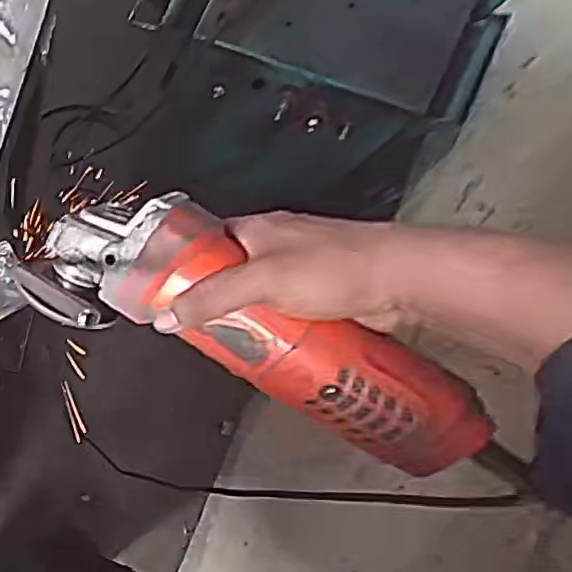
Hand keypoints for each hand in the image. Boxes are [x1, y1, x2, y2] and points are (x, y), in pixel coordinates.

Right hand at [156, 212, 413, 334]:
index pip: (204, 245)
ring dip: (242, 319)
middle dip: (211, 303)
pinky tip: (266, 342)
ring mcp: (295, 273)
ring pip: (251, 299)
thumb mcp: (260, 280)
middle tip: (198, 323)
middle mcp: (274, 247)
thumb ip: (210, 298)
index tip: (166, 291)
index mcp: (256, 229)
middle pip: (224, 277)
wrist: (406, 282)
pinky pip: (277, 314)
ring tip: (232, 337)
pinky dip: (268, 329)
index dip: (182, 268)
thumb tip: (169, 315)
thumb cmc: (345, 264)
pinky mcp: (314, 296)